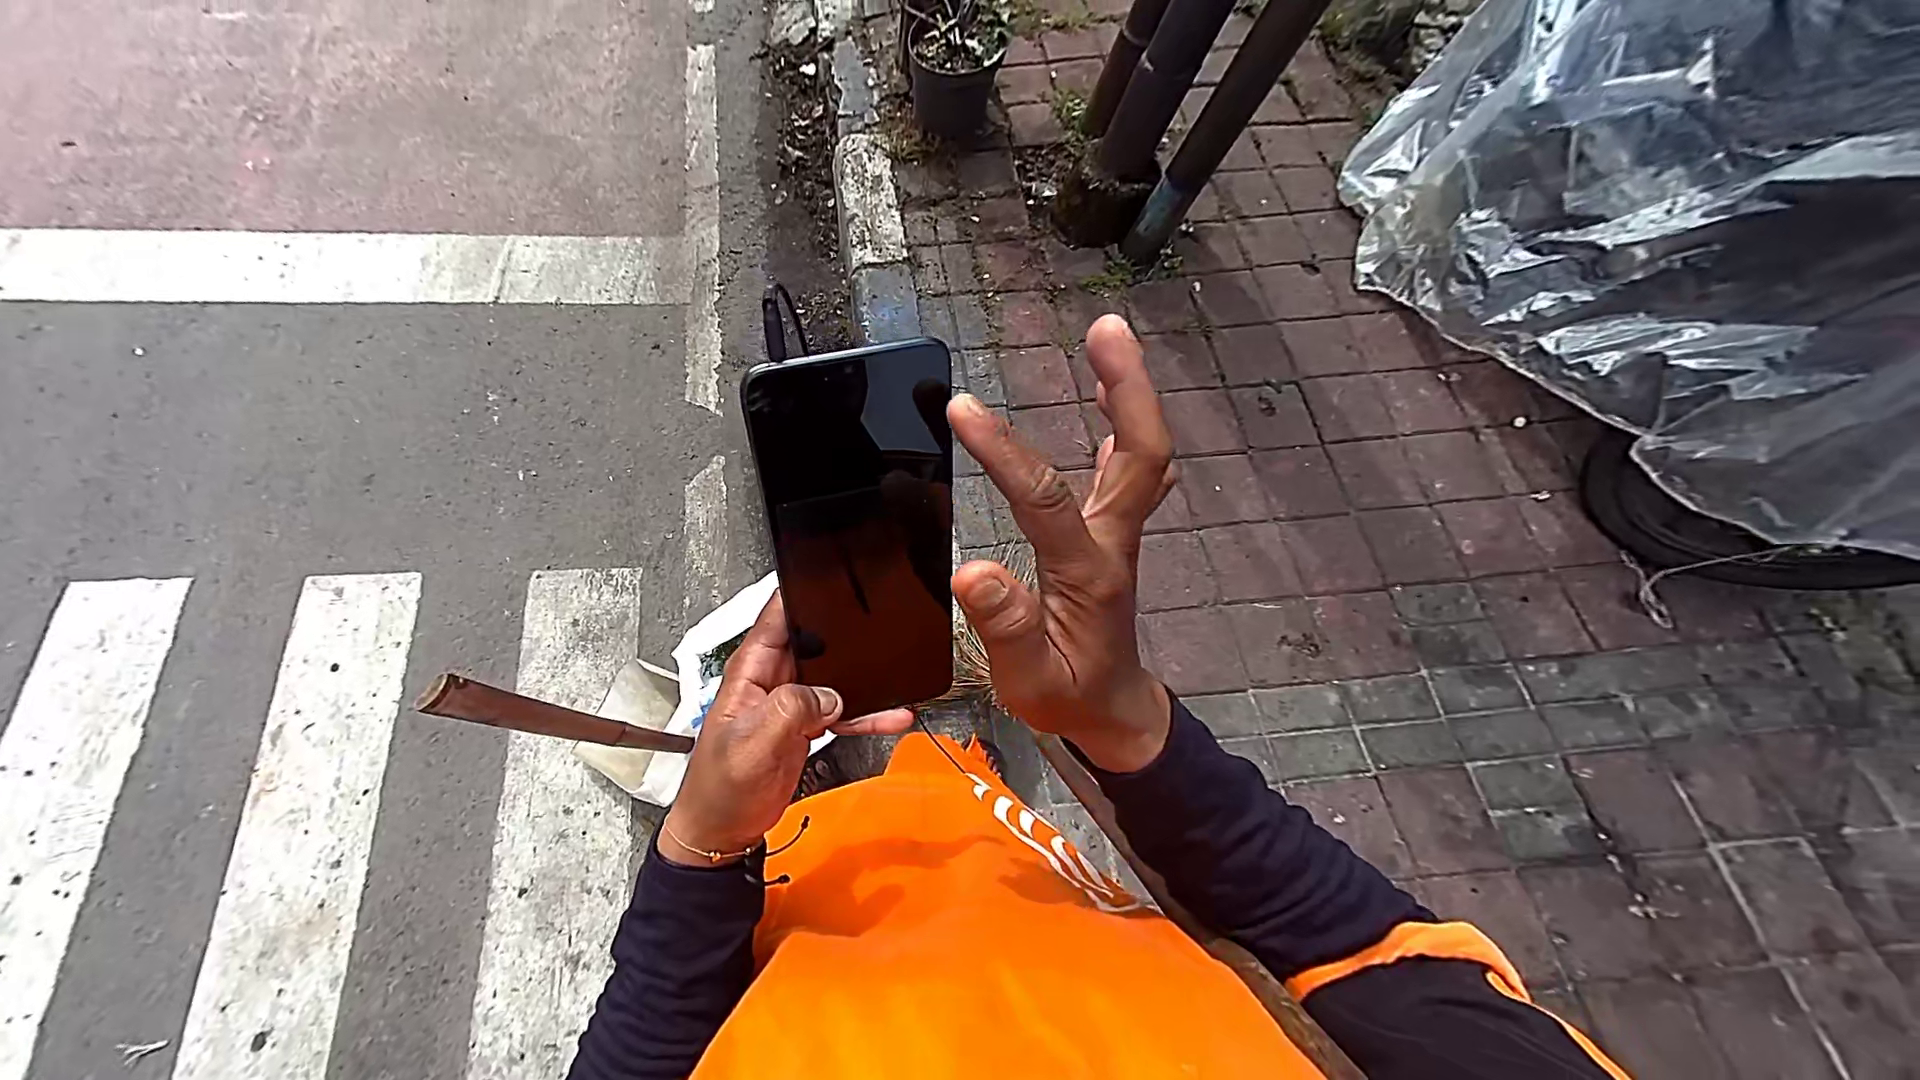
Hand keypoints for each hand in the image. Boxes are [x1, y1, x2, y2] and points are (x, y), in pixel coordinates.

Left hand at [659, 592, 913, 866]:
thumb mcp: (752, 745)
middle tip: (879, 626)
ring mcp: (792, 700)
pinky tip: (891, 713)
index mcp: (751, 671)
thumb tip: (830, 695)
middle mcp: (773, 679)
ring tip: (895, 676)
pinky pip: (843, 707)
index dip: (802, 594)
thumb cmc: (721, 788)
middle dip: (844, 633)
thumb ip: (790, 710)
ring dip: (863, 676)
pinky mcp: (806, 722)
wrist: (725, 829)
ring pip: (835, 674)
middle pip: (815, 640)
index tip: (832, 579)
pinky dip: (867, 711)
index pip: (776, 616)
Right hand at [946, 314, 1176, 772]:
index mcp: (1087, 573)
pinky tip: (1107, 408)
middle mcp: (1112, 542)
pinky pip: (1130, 475)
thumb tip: (973, 570)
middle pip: (1140, 455)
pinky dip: (1123, 432)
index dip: (1005, 453)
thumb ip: (1006, 628)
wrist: (1115, 710)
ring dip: (1129, 397)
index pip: (1046, 500)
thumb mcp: (1030, 680)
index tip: (961, 410)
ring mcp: (1118, 536)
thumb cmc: (1069, 696)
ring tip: (1108, 342)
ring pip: (1140, 457)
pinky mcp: (1113, 538)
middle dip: (1126, 389)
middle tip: (1105, 329)